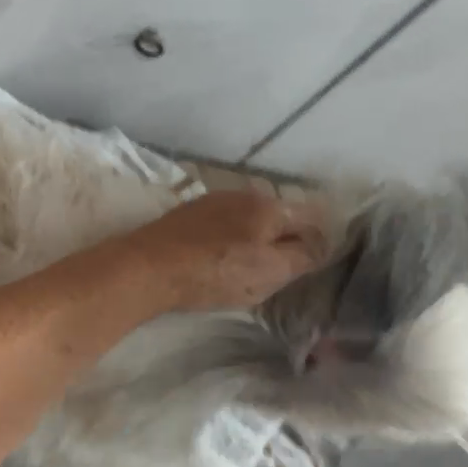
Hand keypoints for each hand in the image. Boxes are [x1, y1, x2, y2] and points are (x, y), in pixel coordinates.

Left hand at [125, 189, 325, 312]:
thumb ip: (304, 254)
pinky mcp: (184, 217)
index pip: (310, 217)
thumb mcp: (273, 269)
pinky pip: (221, 228)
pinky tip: (225, 261)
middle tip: (290, 272)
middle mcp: (236, 194)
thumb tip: (320, 243)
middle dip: (286, 241)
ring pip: (247, 222)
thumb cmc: (216, 270)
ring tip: (258, 270)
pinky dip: (230, 242)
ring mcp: (206, 203)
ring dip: (257, 242)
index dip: (319, 241)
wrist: (147, 267)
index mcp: (265, 204)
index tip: (320, 265)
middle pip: (276, 218)